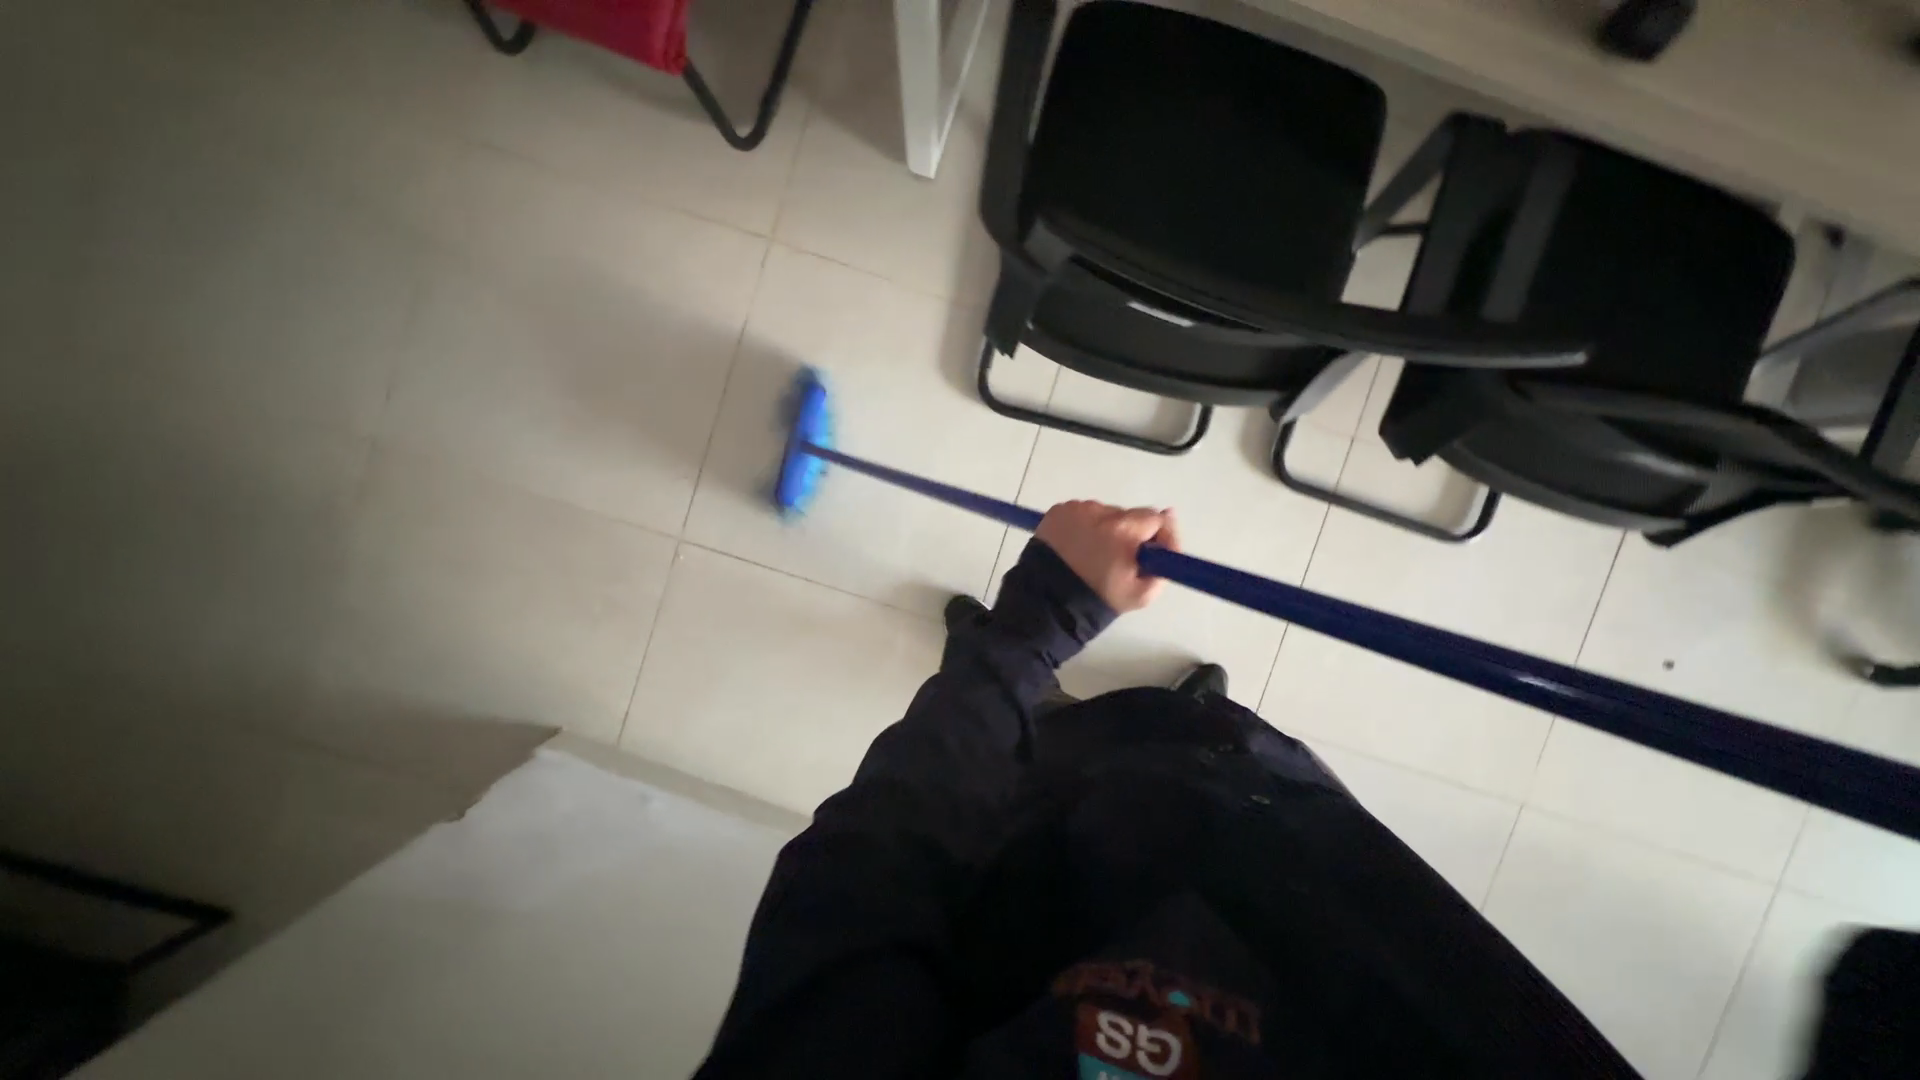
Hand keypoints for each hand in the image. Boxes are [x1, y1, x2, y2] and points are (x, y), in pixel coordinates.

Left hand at [1034, 500, 1180, 613]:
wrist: (1045, 603)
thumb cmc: (1097, 599)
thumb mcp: (1142, 592)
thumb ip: (1164, 560)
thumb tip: (1170, 518)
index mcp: (1123, 529)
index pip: (1155, 518)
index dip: (1158, 535)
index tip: (1151, 553)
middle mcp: (1099, 511)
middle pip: (1128, 516)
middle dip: (1129, 535)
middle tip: (1117, 560)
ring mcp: (1075, 509)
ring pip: (1104, 514)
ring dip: (1105, 530)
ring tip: (1091, 556)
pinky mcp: (1057, 511)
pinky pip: (1081, 514)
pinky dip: (1083, 527)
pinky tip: (1075, 548)